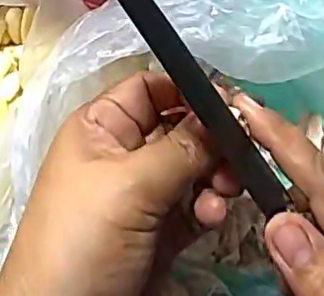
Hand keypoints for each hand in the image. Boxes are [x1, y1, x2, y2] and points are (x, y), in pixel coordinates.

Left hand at [0, 72, 239, 295]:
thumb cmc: (83, 236)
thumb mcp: (127, 186)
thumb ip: (177, 150)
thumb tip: (220, 113)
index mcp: (102, 126)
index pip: (147, 88)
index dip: (184, 90)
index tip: (227, 103)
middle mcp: (123, 152)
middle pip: (176, 128)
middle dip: (209, 137)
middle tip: (240, 152)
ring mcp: (142, 194)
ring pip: (190, 168)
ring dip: (214, 174)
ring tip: (227, 188)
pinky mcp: (159, 233)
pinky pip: (192, 207)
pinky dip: (208, 207)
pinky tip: (213, 216)